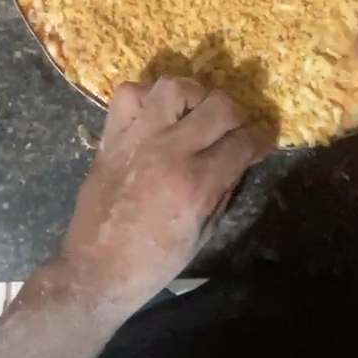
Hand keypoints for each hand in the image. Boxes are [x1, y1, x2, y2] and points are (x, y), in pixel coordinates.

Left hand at [53, 76, 269, 312]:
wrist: (96, 271)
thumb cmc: (155, 262)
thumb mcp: (203, 232)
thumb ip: (224, 188)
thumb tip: (243, 156)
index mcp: (195, 186)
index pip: (242, 143)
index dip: (260, 141)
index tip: (260, 143)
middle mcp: (168, 153)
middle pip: (218, 106)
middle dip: (236, 116)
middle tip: (232, 131)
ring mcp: (136, 140)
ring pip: (174, 87)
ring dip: (194, 96)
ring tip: (194, 115)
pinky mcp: (111, 137)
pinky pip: (130, 93)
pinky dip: (147, 97)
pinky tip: (156, 116)